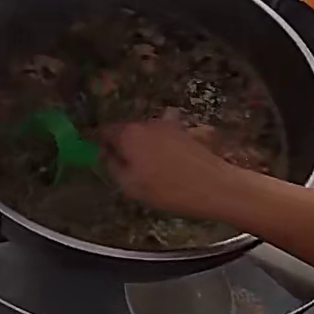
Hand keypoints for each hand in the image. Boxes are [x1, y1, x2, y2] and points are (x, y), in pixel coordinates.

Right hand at [102, 117, 260, 222]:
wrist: (213, 186)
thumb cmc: (167, 190)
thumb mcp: (129, 186)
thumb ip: (111, 166)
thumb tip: (105, 155)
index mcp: (128, 134)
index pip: (104, 131)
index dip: (101, 144)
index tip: (105, 160)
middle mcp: (145, 123)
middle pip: (126, 130)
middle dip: (123, 146)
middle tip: (128, 170)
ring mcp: (167, 124)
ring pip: (145, 133)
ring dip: (143, 146)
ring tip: (152, 170)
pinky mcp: (184, 130)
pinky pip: (163, 136)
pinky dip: (161, 145)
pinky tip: (169, 162)